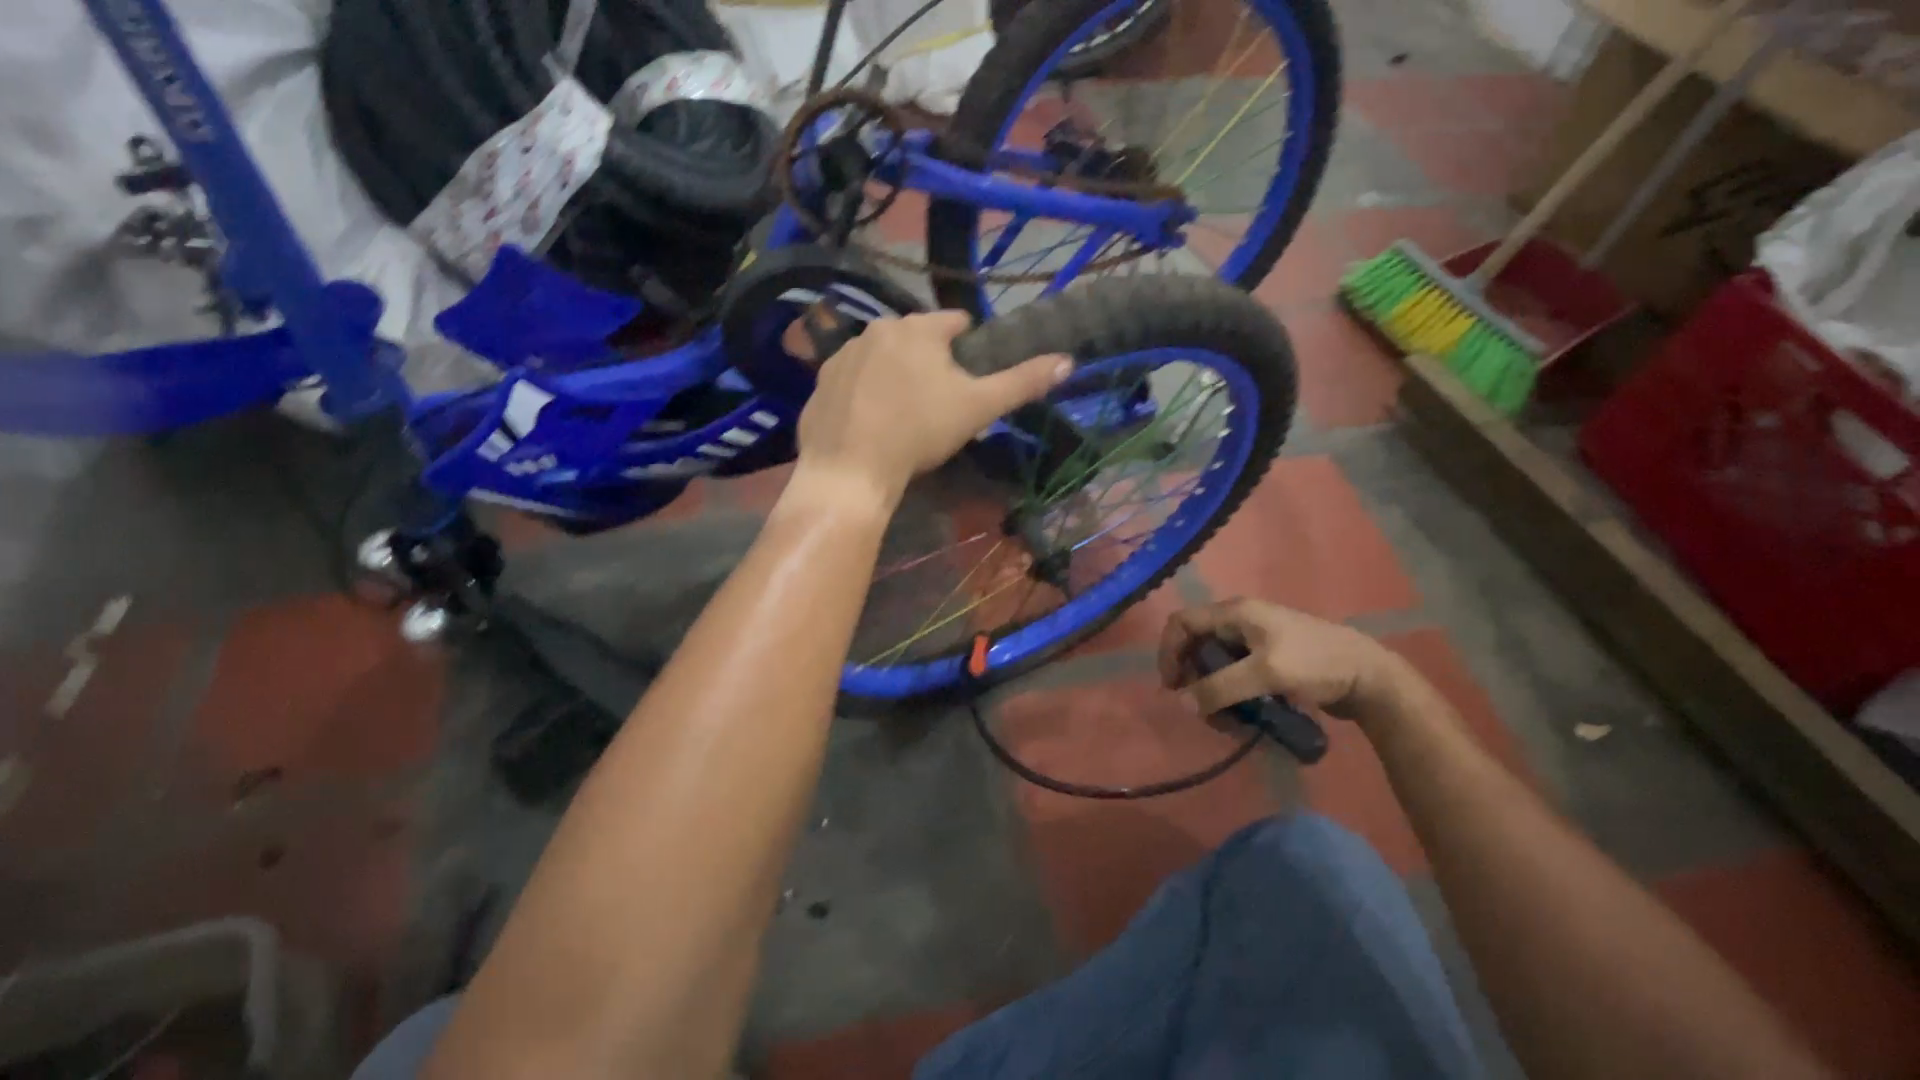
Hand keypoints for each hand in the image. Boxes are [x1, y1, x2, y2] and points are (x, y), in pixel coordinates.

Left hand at [792, 311, 1069, 509]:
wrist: (849, 469)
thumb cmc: (920, 432)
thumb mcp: (979, 408)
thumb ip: (1023, 382)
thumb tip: (1068, 360)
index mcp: (918, 328)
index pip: (954, 322)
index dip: (968, 346)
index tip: (971, 378)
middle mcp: (877, 328)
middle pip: (915, 339)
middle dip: (929, 362)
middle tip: (939, 404)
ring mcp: (842, 354)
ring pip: (881, 357)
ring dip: (895, 375)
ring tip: (904, 416)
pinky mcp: (820, 383)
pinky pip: (852, 381)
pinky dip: (863, 395)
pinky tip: (871, 424)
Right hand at [1157, 599, 1415, 726]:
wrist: (1369, 676)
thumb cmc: (1315, 664)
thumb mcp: (1265, 674)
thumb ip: (1220, 688)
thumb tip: (1182, 703)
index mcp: (1237, 612)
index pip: (1182, 622)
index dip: (1169, 651)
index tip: (1173, 686)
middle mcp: (1242, 622)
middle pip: (1197, 646)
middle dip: (1194, 680)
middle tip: (1203, 710)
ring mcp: (1257, 642)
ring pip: (1217, 666)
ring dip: (1215, 694)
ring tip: (1229, 721)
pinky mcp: (1271, 662)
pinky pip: (1237, 677)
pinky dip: (1234, 697)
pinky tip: (1246, 717)